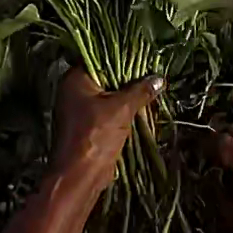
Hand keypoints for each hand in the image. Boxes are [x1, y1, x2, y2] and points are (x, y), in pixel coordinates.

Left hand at [51, 67, 162, 192]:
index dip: (122, 57)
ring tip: (150, 88)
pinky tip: (140, 107)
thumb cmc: (96, 135)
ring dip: (126, 95)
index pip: (99, 58)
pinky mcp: (85, 125)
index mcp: (74, 80)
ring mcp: (77, 109)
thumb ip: (141, 90)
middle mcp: (72, 91)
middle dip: (127, 78)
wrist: (79, 176)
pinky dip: (121, 110)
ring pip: (107, 95)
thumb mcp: (123, 108)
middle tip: (150, 72)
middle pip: (104, 77)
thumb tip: (159, 78)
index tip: (143, 56)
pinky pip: (106, 110)